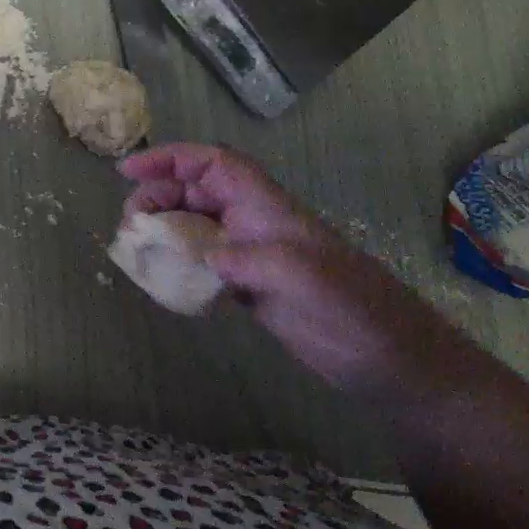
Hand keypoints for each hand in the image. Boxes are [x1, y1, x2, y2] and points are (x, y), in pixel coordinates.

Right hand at [119, 143, 479, 398]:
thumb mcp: (307, 280)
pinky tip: (160, 280)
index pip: (213, 165)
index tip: (127, 170)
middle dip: (155, 198)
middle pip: (193, 192)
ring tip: (137, 252)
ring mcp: (251, 257)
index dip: (169, 159)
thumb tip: (201, 256)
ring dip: (159, 232)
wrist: (401, 369)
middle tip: (131, 226)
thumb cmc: (359, 315)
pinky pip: (199, 263)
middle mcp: (254, 225)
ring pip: (191, 226)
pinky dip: (173, 264)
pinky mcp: (249, 288)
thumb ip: (249, 259)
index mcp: (268, 211)